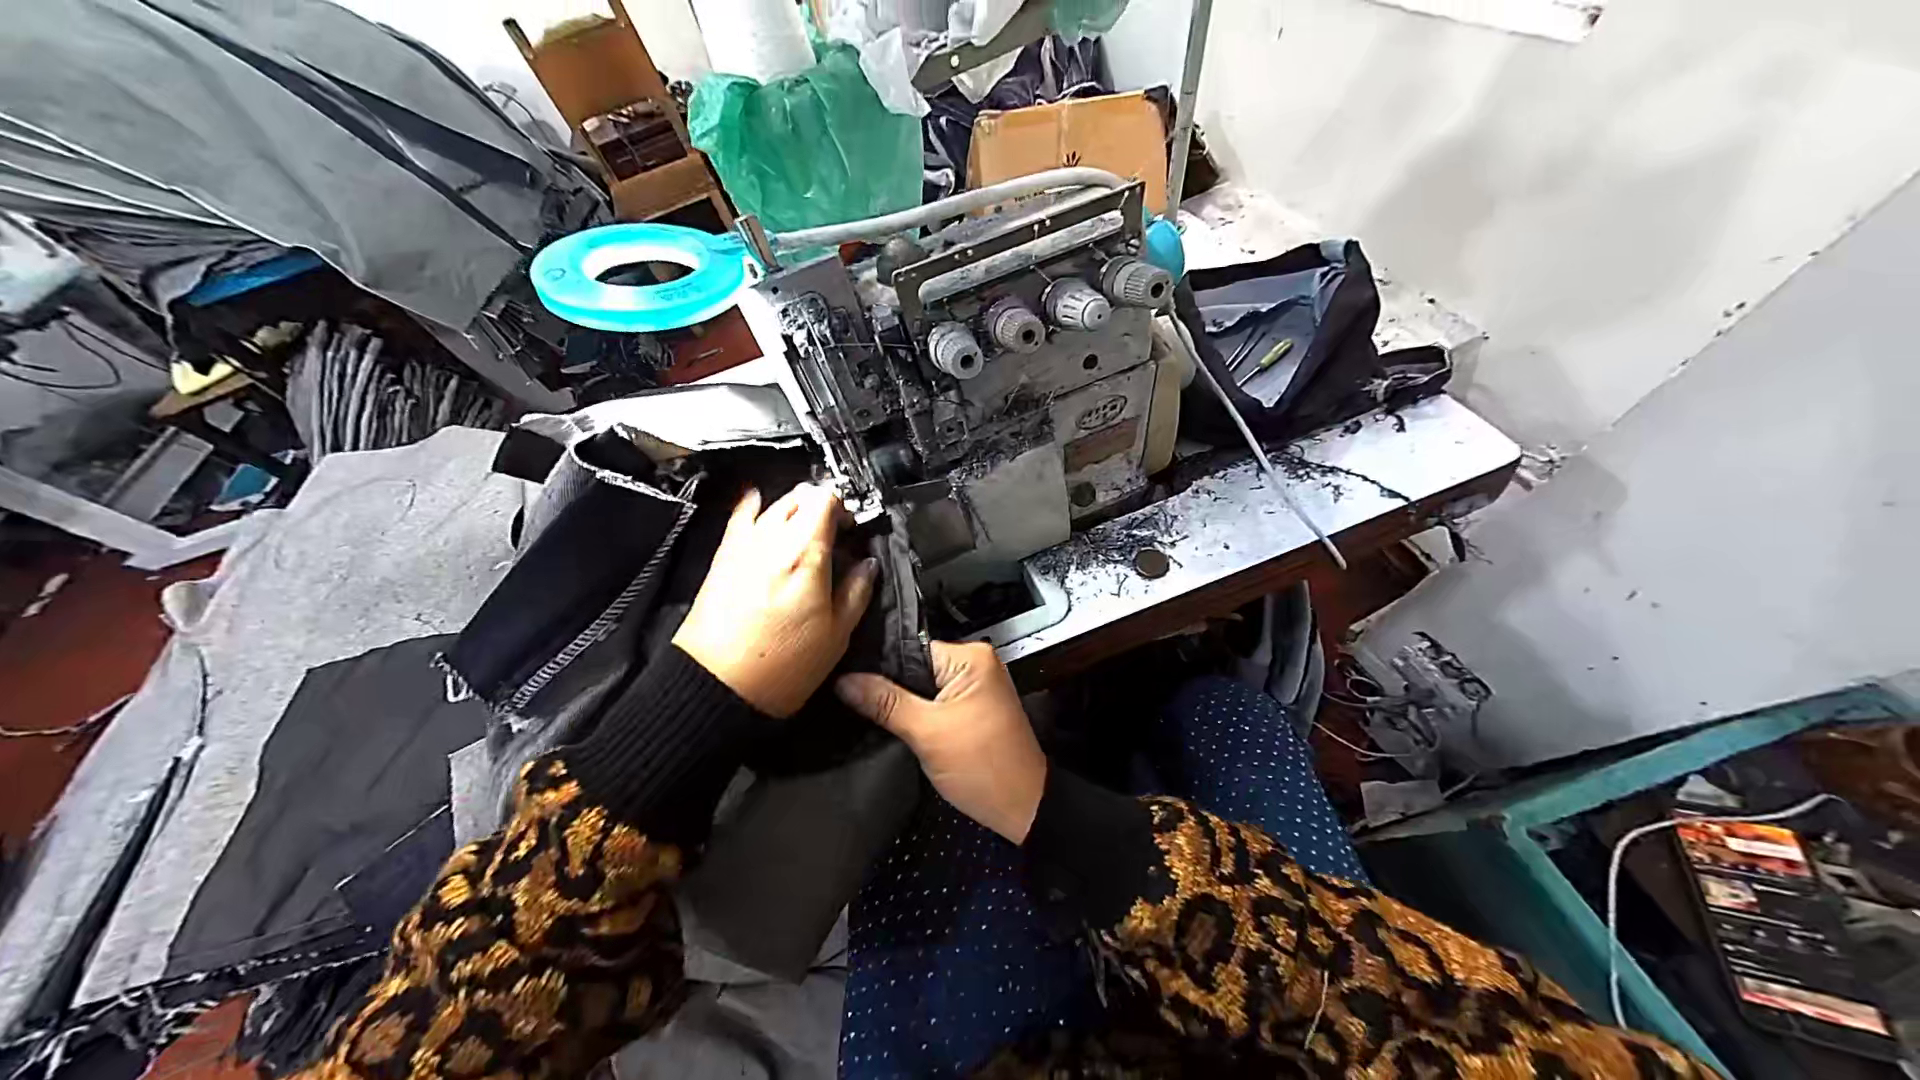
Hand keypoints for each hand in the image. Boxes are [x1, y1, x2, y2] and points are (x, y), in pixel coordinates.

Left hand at [673, 483, 876, 717]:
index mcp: (806, 553)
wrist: (717, 685)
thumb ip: (857, 591)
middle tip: (836, 533)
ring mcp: (743, 545)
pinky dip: (752, 505)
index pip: (828, 498)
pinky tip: (758, 503)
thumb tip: (868, 566)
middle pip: (801, 495)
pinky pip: (739, 516)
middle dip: (823, 506)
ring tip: (806, 532)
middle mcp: (772, 539)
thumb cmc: (778, 666)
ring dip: (795, 509)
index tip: (854, 527)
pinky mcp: (723, 557)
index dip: (846, 506)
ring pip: (774, 503)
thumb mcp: (836, 634)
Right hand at [835, 641, 1045, 842]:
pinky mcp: (972, 708)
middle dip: (886, 683)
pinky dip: (916, 711)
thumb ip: (884, 702)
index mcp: (971, 656)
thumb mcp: (927, 733)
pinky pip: (934, 700)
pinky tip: (893, 721)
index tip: (845, 676)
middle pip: (915, 665)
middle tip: (848, 696)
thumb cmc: (983, 767)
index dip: (878, 664)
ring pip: (922, 685)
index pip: (910, 647)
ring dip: (899, 700)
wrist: (1023, 807)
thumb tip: (844, 681)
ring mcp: (975, 686)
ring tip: (865, 710)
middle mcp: (976, 663)